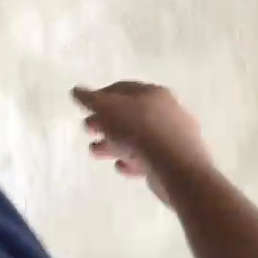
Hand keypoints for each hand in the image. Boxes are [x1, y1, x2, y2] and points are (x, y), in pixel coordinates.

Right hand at [72, 82, 212, 204]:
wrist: (177, 169)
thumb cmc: (137, 130)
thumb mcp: (103, 107)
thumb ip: (88, 98)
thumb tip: (77, 91)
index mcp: (153, 93)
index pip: (120, 89)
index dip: (99, 97)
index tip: (85, 109)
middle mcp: (169, 111)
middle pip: (129, 114)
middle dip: (105, 124)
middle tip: (88, 131)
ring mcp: (177, 137)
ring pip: (138, 137)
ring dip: (115, 144)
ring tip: (96, 153)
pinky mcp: (180, 161)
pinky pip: (151, 157)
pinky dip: (134, 160)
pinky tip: (121, 167)